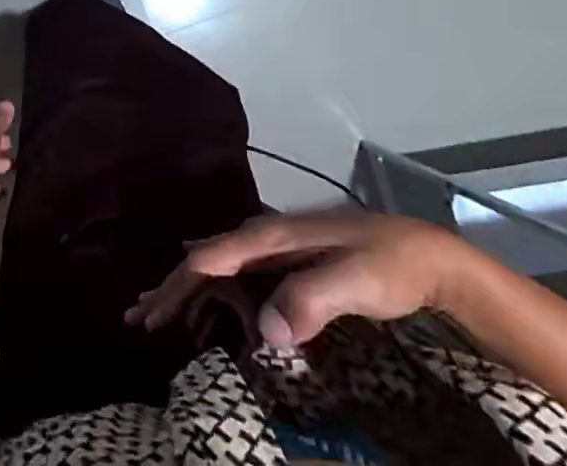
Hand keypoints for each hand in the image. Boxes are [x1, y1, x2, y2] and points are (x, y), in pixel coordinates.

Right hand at [125, 210, 475, 346]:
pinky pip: (239, 280)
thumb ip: (311, 298)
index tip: (153, 313)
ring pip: (220, 270)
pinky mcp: (291, 269)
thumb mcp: (356, 279)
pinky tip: (203, 305)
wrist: (429, 258)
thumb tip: (264, 329)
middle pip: (209, 260)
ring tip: (156, 313)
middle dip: (172, 287)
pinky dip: (212, 294)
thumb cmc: (392, 264)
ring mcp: (279, 253)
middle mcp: (269, 240)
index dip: (181, 283)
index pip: (215, 256)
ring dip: (186, 291)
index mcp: (275, 237)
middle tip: (138, 317)